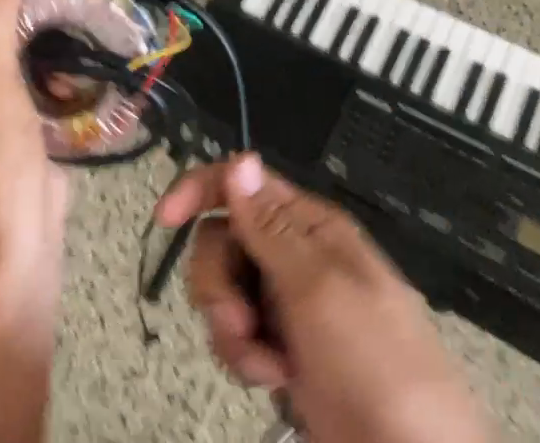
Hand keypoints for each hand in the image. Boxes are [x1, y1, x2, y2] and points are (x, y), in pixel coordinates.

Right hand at [156, 154, 494, 442]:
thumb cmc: (374, 363)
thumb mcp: (320, 289)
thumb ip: (271, 227)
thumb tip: (241, 158)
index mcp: (311, 229)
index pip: (242, 186)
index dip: (199, 192)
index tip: (164, 220)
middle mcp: (296, 258)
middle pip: (221, 241)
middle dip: (216, 283)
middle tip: (236, 321)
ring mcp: (287, 305)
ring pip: (222, 290)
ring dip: (229, 329)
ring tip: (263, 366)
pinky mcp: (281, 348)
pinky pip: (235, 334)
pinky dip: (243, 357)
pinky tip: (271, 380)